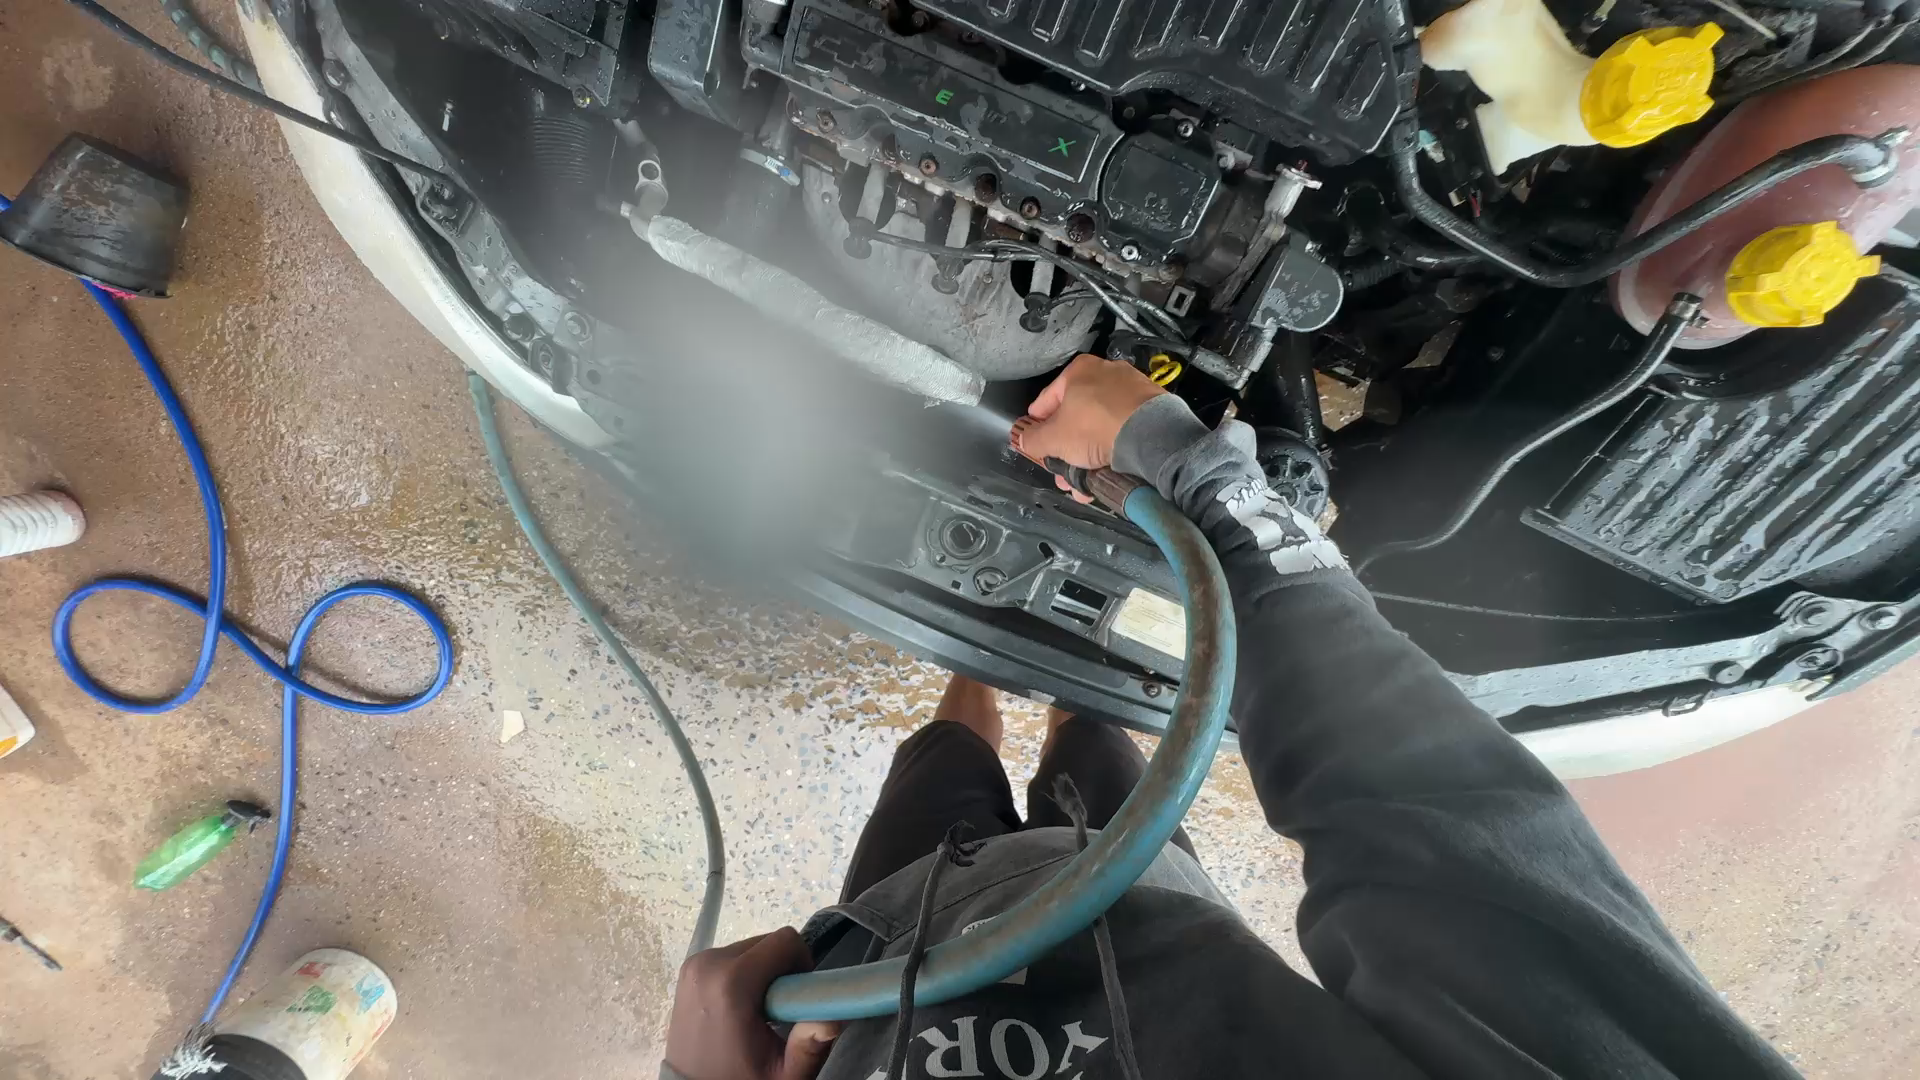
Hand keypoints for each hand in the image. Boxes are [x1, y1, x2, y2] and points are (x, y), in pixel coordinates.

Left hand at [665, 928, 842, 1079]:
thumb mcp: (782, 1077)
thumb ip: (809, 1046)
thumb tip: (834, 1018)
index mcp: (732, 982)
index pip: (785, 940)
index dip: (801, 963)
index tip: (797, 998)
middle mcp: (710, 963)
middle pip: (768, 943)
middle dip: (781, 970)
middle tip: (778, 1010)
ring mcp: (696, 964)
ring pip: (751, 948)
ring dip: (763, 972)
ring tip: (757, 1012)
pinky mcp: (690, 968)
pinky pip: (733, 956)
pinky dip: (744, 973)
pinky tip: (738, 1007)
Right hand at [1011, 354, 1166, 500]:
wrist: (1149, 435)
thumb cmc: (1098, 426)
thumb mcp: (1053, 438)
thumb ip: (1033, 439)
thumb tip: (1025, 440)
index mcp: (1078, 371)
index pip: (1046, 399)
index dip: (1036, 424)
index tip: (1033, 440)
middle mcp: (1105, 374)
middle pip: (1074, 416)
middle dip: (1064, 449)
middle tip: (1059, 469)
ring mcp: (1129, 390)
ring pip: (1097, 427)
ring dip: (1085, 456)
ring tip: (1080, 480)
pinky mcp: (1148, 409)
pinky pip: (1119, 432)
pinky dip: (1109, 452)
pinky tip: (1102, 474)